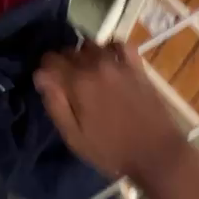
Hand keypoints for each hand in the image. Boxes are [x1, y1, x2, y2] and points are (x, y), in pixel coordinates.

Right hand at [35, 42, 196, 186]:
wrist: (157, 154)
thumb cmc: (112, 151)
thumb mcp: (75, 138)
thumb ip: (54, 104)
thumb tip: (40, 76)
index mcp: (78, 82)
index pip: (49, 60)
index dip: (45, 70)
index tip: (49, 85)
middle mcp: (95, 65)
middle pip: (68, 50)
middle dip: (63, 64)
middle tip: (68, 85)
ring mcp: (118, 63)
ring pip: (90, 45)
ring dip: (84, 56)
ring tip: (88, 74)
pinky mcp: (136, 65)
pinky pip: (118, 44)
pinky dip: (110, 48)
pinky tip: (110, 62)